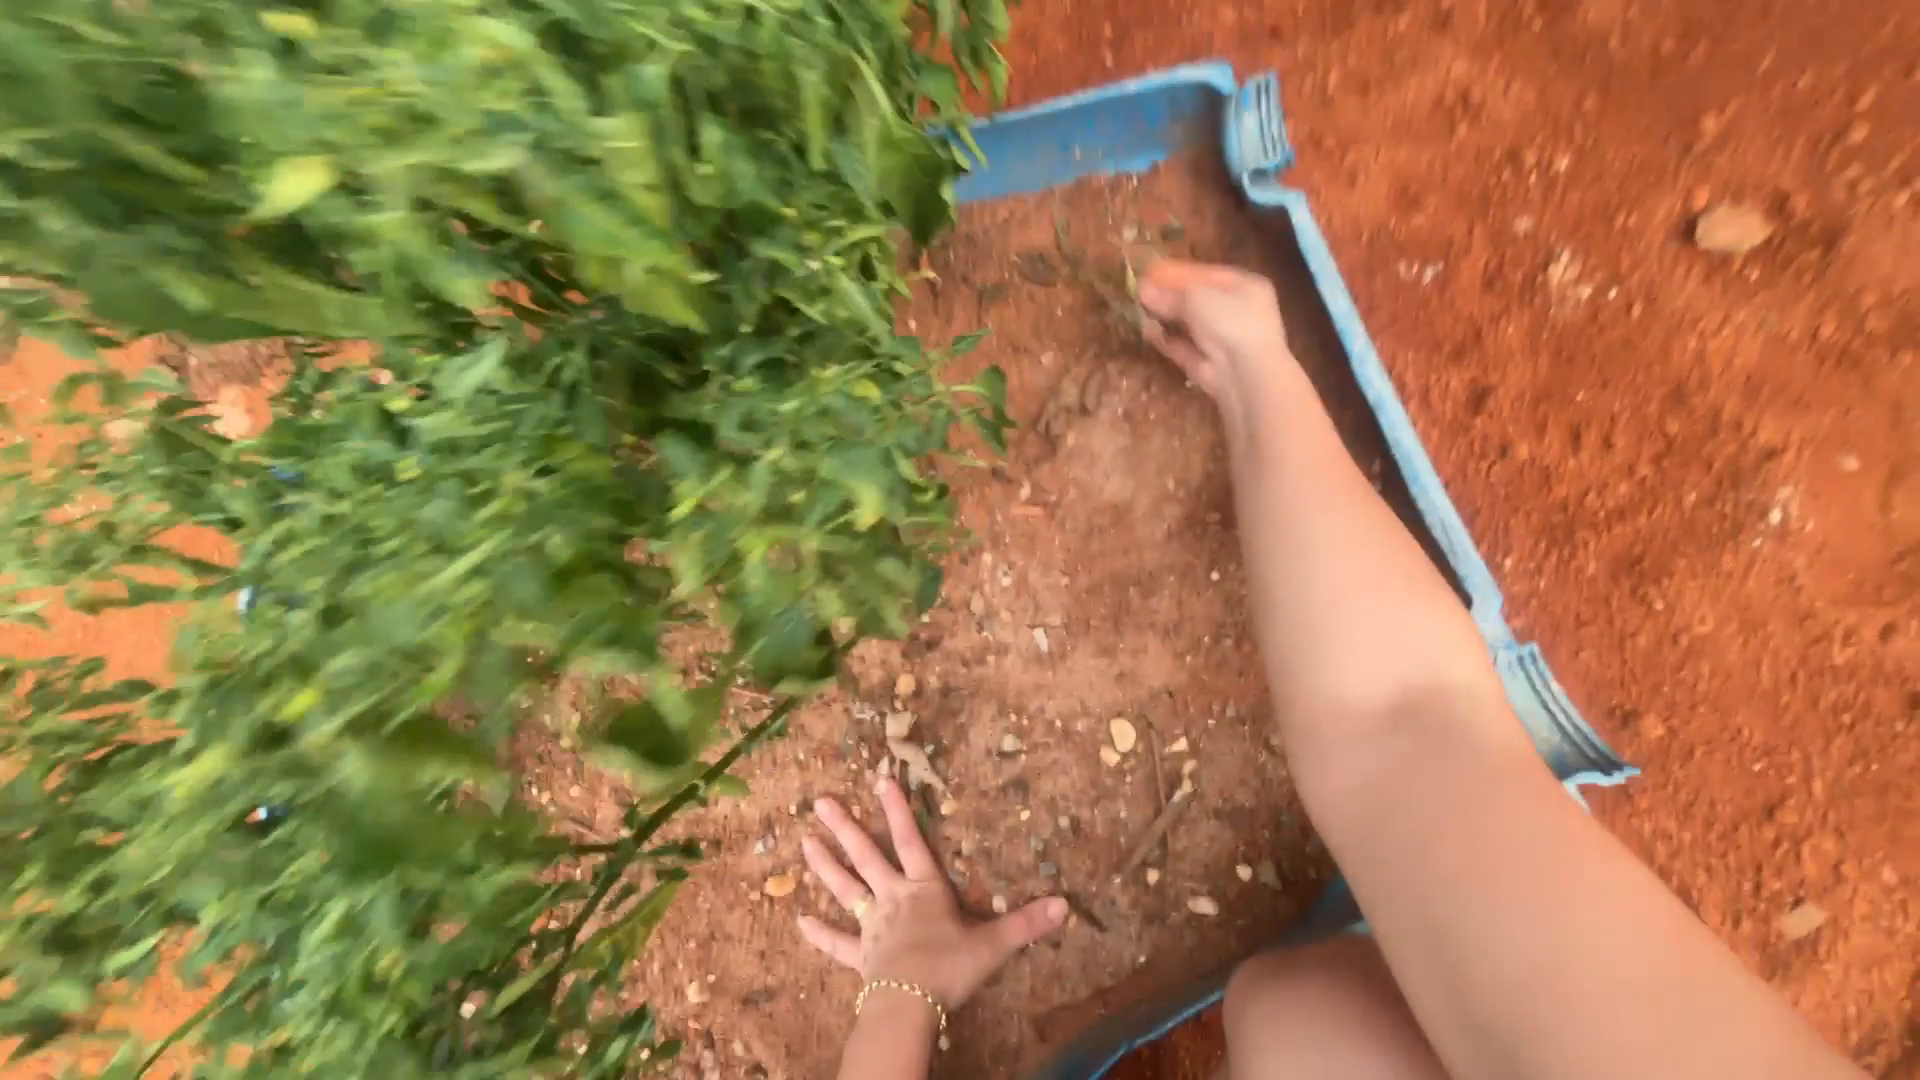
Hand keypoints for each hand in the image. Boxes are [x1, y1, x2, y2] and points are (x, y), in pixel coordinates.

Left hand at [797, 777, 1067, 1009]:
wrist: (911, 1006)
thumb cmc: (950, 968)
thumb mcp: (994, 943)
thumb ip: (1026, 922)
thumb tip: (1065, 904)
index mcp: (924, 888)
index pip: (910, 840)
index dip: (896, 809)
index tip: (880, 778)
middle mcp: (893, 898)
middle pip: (866, 855)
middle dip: (845, 827)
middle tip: (820, 802)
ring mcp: (872, 926)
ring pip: (845, 888)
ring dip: (825, 866)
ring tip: (804, 841)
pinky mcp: (860, 956)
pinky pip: (837, 943)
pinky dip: (819, 933)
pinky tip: (798, 921)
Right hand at [1137, 259, 1294, 439]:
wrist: (1245, 372)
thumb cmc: (1230, 320)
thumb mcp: (1197, 297)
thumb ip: (1169, 293)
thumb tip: (1143, 290)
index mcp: (1244, 286)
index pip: (1206, 274)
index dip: (1177, 273)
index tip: (1150, 272)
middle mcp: (1235, 311)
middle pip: (1196, 299)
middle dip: (1168, 295)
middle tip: (1140, 290)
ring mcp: (1221, 339)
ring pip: (1188, 324)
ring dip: (1164, 317)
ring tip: (1138, 308)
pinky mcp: (1206, 363)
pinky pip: (1183, 347)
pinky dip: (1166, 340)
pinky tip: (1146, 331)